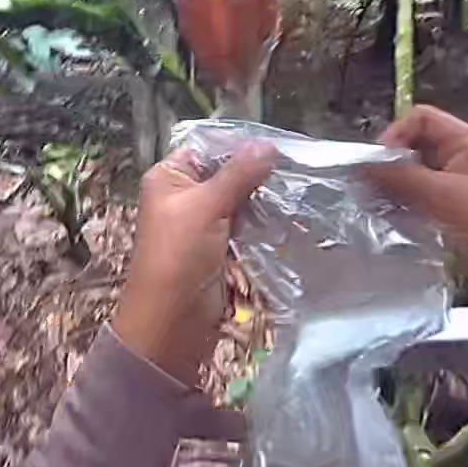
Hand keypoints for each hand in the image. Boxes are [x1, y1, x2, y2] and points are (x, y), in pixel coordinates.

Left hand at [112, 143, 275, 385]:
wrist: (170, 323)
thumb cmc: (179, 255)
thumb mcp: (206, 207)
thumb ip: (238, 175)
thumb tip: (268, 145)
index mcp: (169, 176)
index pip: (207, 148)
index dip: (239, 145)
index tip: (279, 143)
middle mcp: (183, 194)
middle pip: (224, 172)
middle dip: (256, 171)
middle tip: (296, 166)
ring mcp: (201, 221)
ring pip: (237, 199)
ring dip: (262, 197)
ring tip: (298, 187)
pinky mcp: (218, 246)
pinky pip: (243, 224)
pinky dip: (261, 220)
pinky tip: (288, 213)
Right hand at [365, 104, 467, 306]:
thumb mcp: (443, 197)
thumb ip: (399, 177)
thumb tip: (360, 166)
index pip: (422, 119)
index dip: (395, 134)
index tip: (377, 163)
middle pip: (419, 145)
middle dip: (392, 163)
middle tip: (371, 186)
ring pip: (420, 173)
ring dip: (397, 185)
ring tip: (378, 204)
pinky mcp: (464, 213)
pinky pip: (427, 197)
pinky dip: (408, 203)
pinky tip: (394, 218)